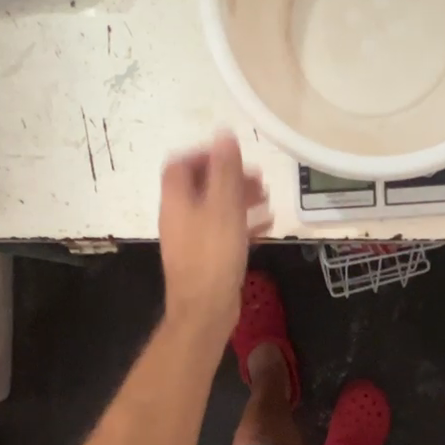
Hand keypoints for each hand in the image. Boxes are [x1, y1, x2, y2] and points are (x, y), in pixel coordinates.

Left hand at [158, 131, 269, 332]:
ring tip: (267, 199)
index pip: (181, 163)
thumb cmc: (213, 256)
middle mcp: (179, 217)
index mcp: (177, 200)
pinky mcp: (205, 260)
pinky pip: (223, 233)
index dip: (205, 154)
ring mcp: (191, 240)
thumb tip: (225, 134)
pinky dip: (242, 224)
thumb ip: (226, 170)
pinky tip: (266, 226)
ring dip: (240, 200)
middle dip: (230, 178)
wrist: (205, 311)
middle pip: (201, 186)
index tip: (233, 156)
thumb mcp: (223, 207)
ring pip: (215, 210)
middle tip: (258, 180)